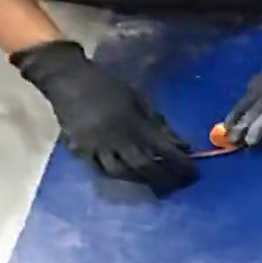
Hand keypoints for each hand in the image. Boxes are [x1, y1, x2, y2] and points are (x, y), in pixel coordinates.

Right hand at [11, 41, 196, 194]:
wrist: (67, 78)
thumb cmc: (107, 86)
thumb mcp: (139, 100)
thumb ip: (159, 125)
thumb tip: (182, 146)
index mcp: (134, 123)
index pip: (165, 150)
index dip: (181, 164)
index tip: (194, 172)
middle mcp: (117, 138)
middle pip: (146, 166)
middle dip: (166, 178)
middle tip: (179, 183)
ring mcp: (98, 146)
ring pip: (124, 173)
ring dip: (143, 181)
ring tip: (156, 184)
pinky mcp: (81, 150)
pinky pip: (101, 170)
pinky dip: (118, 176)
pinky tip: (129, 177)